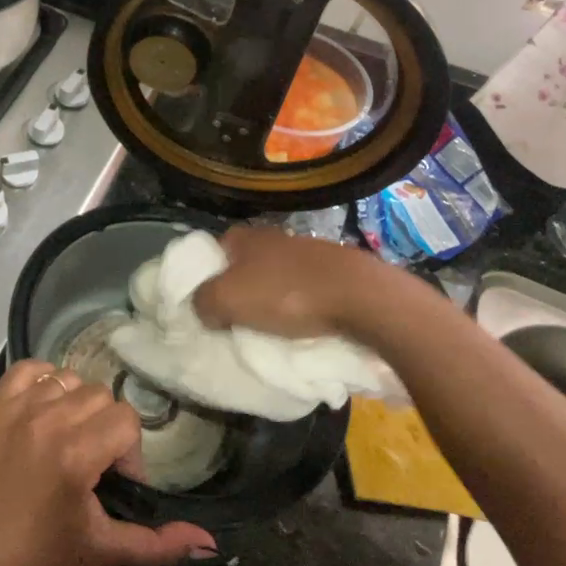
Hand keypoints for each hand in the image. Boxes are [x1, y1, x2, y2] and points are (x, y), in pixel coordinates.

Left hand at [0, 360, 215, 565]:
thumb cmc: (45, 550)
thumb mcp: (106, 549)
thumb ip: (159, 544)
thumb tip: (208, 541)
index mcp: (75, 453)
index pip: (125, 418)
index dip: (129, 450)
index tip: (116, 478)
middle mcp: (46, 420)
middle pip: (100, 395)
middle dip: (106, 426)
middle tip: (95, 460)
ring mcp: (17, 407)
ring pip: (69, 379)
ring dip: (77, 404)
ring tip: (70, 437)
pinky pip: (29, 368)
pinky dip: (43, 381)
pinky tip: (46, 411)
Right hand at [191, 224, 385, 338]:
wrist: (362, 297)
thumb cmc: (286, 294)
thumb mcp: (227, 300)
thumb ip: (202, 302)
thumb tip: (202, 307)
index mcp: (241, 237)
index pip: (210, 254)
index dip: (205, 279)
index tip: (207, 306)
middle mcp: (271, 237)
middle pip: (243, 267)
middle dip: (239, 291)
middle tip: (236, 320)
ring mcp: (306, 251)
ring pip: (275, 278)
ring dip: (272, 300)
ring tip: (272, 328)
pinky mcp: (335, 270)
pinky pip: (306, 290)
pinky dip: (301, 306)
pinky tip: (305, 325)